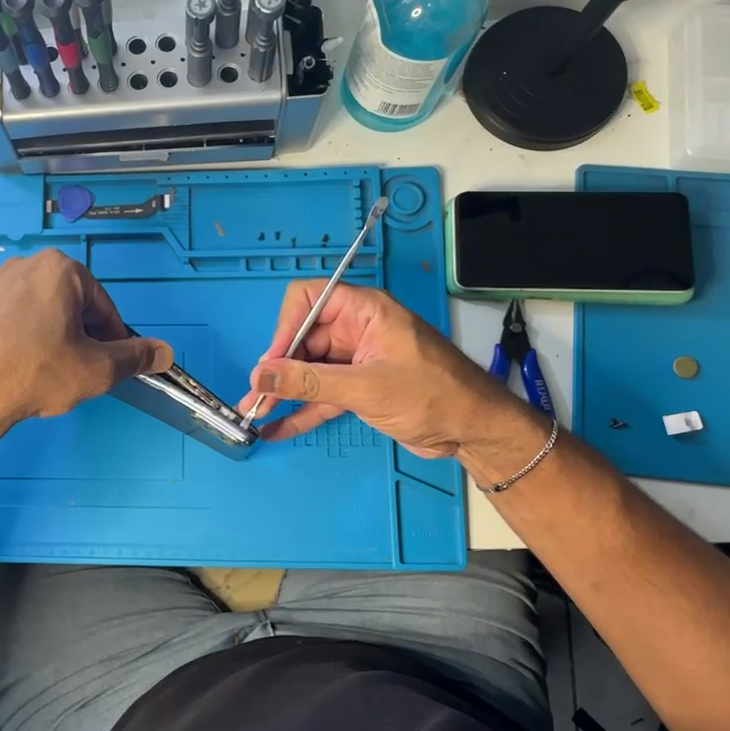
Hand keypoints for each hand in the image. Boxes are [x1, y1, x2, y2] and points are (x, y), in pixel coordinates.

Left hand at [0, 250, 172, 445]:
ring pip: (38, 312)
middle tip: (72, 373)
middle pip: (70, 305)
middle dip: (78, 338)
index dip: (111, 341)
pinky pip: (7, 319)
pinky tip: (12, 369)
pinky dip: (17, 340)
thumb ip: (134, 358)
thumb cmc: (34, 373)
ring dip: (49, 339)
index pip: (103, 307)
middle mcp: (24, 264)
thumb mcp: (96, 370)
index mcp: (61, 269)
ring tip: (40, 374)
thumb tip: (165, 352)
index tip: (106, 367)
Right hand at [238, 282, 531, 458]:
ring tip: (253, 415)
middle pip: (303, 340)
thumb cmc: (434, 395)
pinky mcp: (360, 389)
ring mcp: (357, 361)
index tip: (271, 363)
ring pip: (308, 371)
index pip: (310, 300)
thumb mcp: (366, 387)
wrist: (475, 431)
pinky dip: (301, 412)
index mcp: (365, 311)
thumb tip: (261, 376)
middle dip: (277, 369)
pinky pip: (321, 396)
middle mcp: (357, 330)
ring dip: (283, 393)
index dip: (285, 328)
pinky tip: (276, 429)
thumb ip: (310, 382)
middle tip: (255, 399)